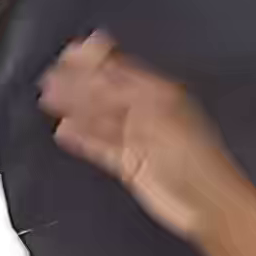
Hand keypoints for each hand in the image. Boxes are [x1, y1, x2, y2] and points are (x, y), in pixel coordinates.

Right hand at [40, 34, 255, 242]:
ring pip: (99, 120)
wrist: (206, 204)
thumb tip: (100, 68)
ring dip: (74, 108)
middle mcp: (148, 114)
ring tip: (49, 98)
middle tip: (51, 75)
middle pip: (105, 93)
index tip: (72, 51)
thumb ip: (127, 93)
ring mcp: (137, 140)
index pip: (120, 70)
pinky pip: (100, 147)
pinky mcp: (130, 165)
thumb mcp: (159, 115)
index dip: (96, 60)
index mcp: (160, 94)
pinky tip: (65, 132)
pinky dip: (82, 139)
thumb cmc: (197, 161)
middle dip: (78, 83)